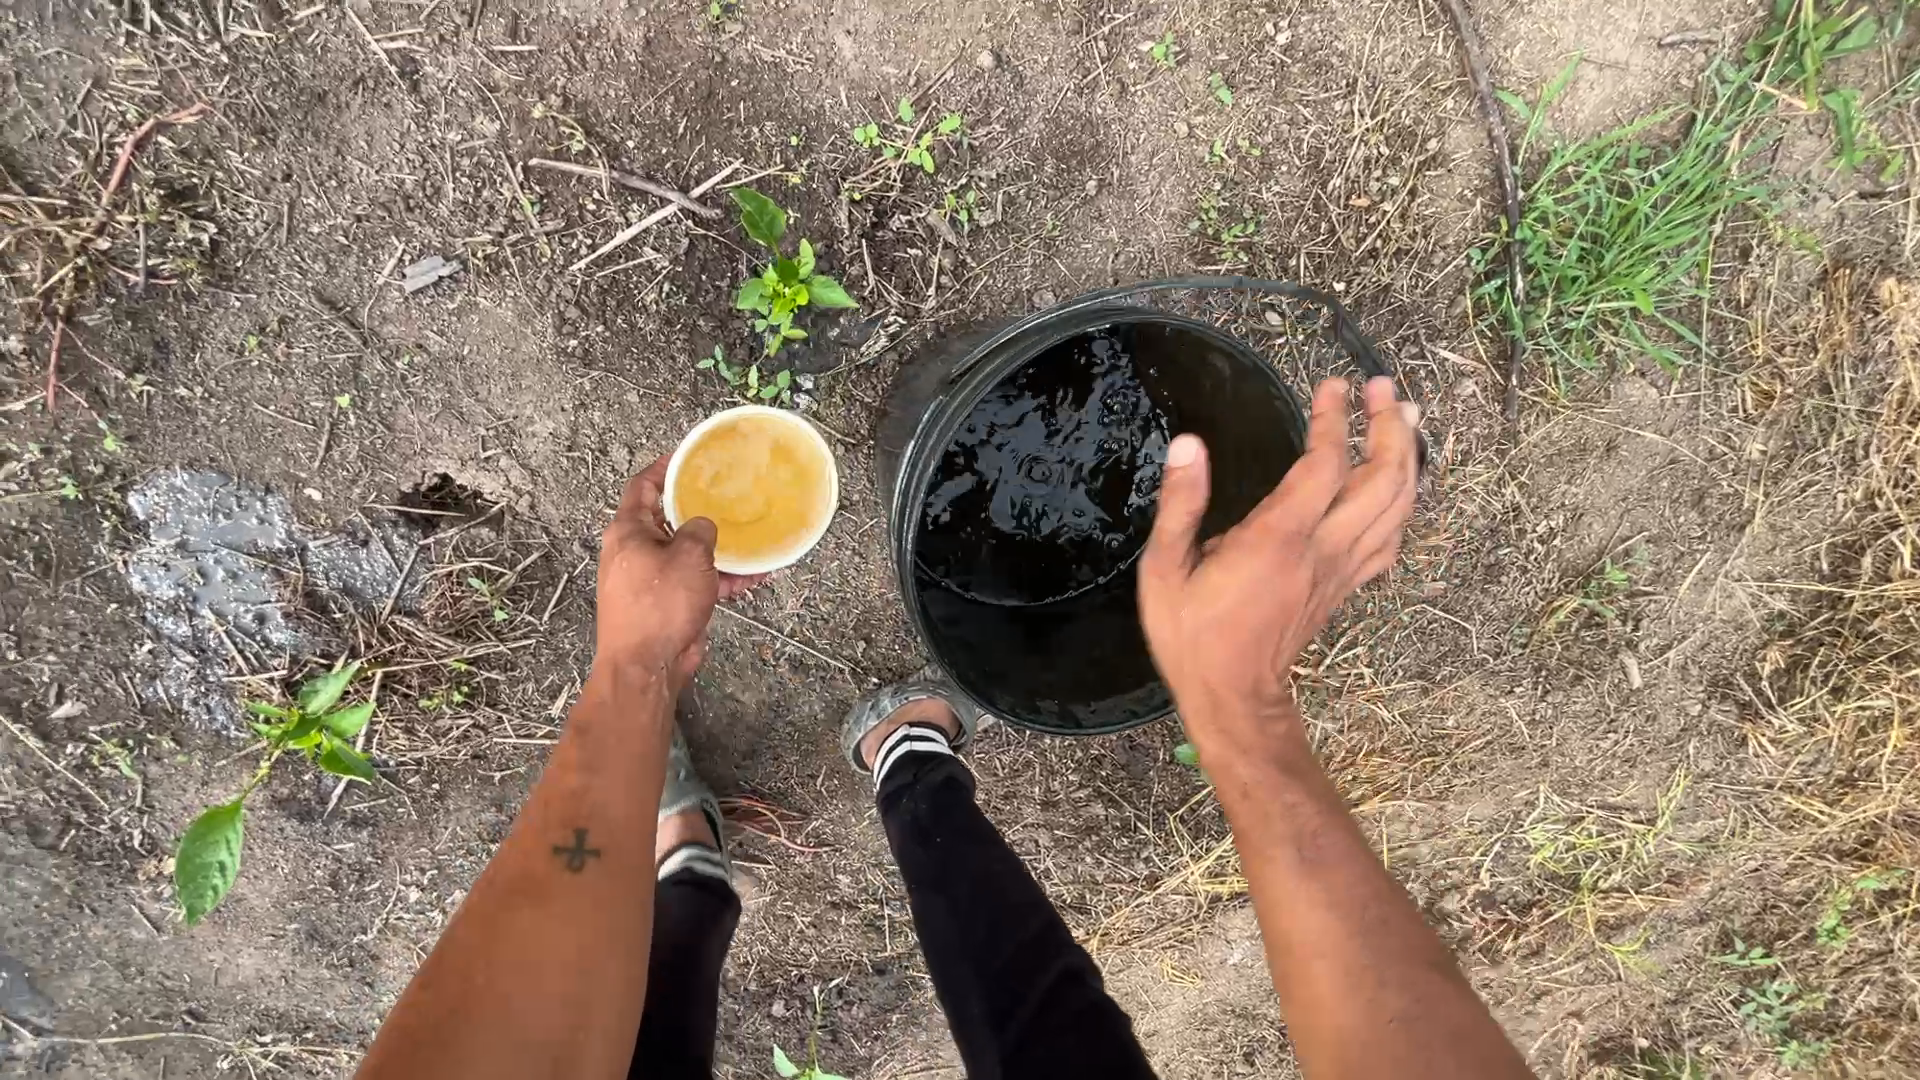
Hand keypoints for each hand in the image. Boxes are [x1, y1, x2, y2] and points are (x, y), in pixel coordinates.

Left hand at [595, 455, 769, 685]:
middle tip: (727, 495)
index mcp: (629, 532)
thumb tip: (702, 525)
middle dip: (700, 510)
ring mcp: (652, 579)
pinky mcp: (668, 603)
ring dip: (720, 550)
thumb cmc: (660, 606)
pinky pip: (698, 581)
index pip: (643, 486)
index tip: (688, 456)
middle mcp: (636, 551)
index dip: (664, 467)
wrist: (648, 665)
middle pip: (669, 519)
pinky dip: (722, 579)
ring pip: (689, 553)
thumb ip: (700, 531)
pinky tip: (754, 577)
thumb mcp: (689, 556)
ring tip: (752, 540)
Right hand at [1138, 376, 1419, 753]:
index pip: (1324, 464)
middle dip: (1390, 426)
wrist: (1232, 696)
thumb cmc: (1192, 634)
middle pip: (1384, 479)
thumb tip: (1187, 444)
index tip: (1331, 385)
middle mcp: (1323, 549)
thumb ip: (1179, 505)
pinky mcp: (1345, 587)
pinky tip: (1398, 488)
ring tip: (1405, 417)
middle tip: (1381, 388)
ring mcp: (1341, 570)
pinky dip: (1403, 504)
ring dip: (1408, 457)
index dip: (1333, 420)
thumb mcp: (1164, 569)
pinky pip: (1391, 539)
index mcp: (1278, 538)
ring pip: (1399, 507)